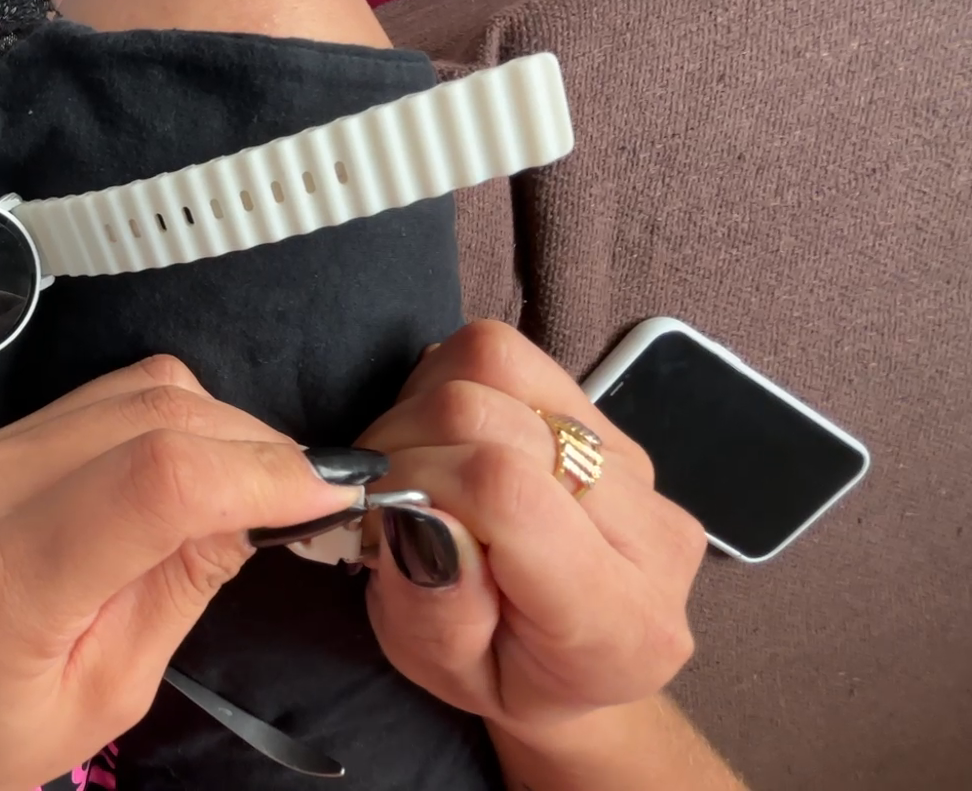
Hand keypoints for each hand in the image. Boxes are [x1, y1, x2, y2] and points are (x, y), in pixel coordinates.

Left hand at [0, 356, 367, 790]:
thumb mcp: (112, 689)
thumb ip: (184, 580)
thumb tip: (262, 500)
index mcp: (7, 584)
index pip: (151, 483)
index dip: (256, 472)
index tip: (330, 487)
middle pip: (149, 418)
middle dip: (251, 444)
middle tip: (306, 489)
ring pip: (134, 390)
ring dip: (217, 424)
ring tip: (253, 481)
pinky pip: (105, 396)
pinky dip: (172, 417)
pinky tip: (194, 462)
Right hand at [356, 321, 708, 742]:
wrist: (565, 658)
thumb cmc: (494, 670)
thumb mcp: (440, 670)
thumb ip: (432, 607)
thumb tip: (412, 510)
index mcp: (616, 615)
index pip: (506, 488)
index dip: (415, 479)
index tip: (377, 514)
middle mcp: (645, 525)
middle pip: (488, 413)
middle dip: (401, 442)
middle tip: (384, 492)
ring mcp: (630, 461)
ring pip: (494, 363)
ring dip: (421, 402)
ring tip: (417, 460)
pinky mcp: (601, 417)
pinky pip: (501, 354)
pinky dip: (446, 378)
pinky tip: (445, 435)